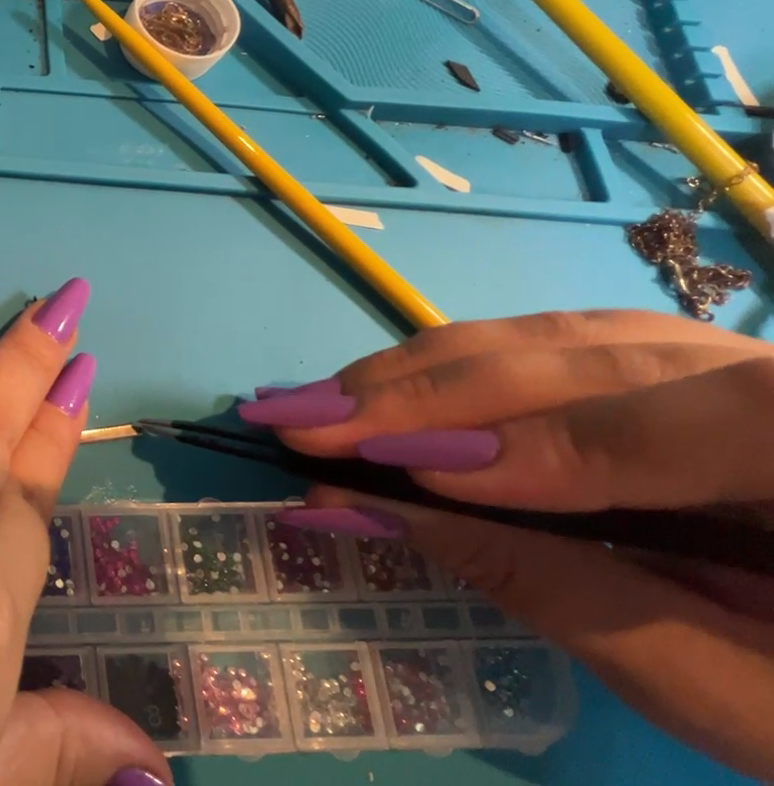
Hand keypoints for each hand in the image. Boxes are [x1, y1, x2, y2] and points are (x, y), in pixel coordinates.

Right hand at [241, 310, 773, 777]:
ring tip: (315, 406)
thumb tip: (381, 508)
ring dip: (420, 375)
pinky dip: (451, 372)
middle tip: (298, 421)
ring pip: (555, 337)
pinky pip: (550, 347)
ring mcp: (730, 361)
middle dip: (432, 394)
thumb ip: (557, 589)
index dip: (553, 445)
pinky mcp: (670, 367)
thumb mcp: (721, 692)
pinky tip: (379, 391)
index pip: (707, 425)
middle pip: (596, 356)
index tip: (409, 473)